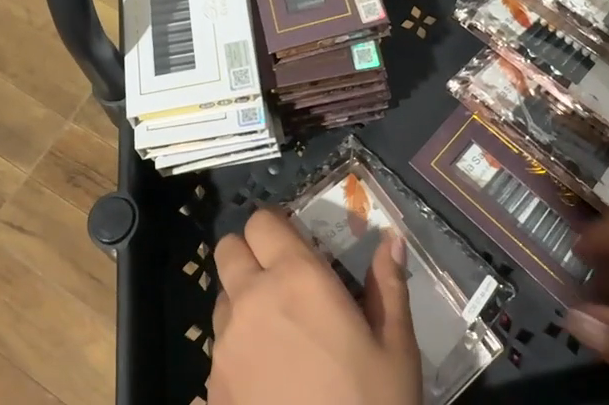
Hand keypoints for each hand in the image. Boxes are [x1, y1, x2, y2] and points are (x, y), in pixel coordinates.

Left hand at [208, 208, 421, 404]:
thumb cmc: (374, 404)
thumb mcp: (396, 346)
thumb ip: (389, 285)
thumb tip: (392, 240)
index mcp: (297, 279)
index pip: (262, 221)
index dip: (276, 226)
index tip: (295, 240)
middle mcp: (252, 301)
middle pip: (227, 250)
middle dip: (250, 254)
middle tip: (282, 278)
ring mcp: (225, 346)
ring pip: (222, 299)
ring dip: (242, 302)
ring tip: (279, 333)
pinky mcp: (212, 388)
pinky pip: (218, 349)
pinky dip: (238, 349)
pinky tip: (269, 378)